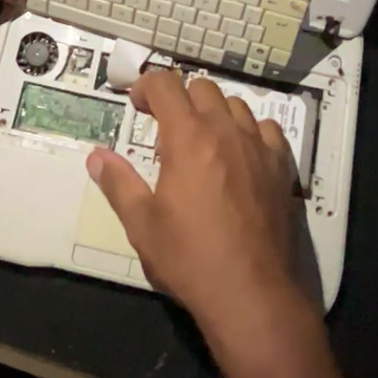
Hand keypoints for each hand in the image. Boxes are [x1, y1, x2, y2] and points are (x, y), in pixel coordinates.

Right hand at [87, 71, 337, 377]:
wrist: (251, 293)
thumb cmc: (190, 258)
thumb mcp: (142, 224)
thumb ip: (118, 183)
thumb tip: (96, 156)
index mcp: (188, 137)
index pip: (165, 84)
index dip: (146, 86)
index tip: (137, 105)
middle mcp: (224, 130)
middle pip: (201, 87)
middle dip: (179, 99)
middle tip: (166, 129)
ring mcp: (257, 146)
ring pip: (235, 104)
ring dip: (214, 112)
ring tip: (203, 142)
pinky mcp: (281, 166)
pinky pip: (267, 128)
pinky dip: (250, 131)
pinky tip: (241, 155)